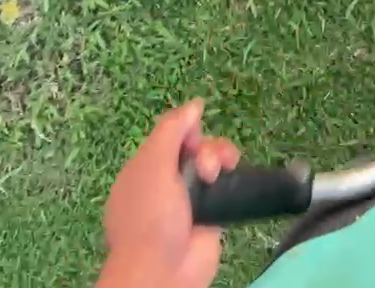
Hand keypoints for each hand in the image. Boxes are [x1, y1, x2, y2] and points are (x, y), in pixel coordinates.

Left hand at [97, 99, 240, 287]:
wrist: (163, 272)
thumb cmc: (151, 216)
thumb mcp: (153, 165)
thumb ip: (172, 129)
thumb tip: (196, 104)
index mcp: (142, 171)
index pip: (168, 137)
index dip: (184, 132)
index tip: (192, 139)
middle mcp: (164, 183)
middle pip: (193, 147)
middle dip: (204, 147)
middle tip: (205, 164)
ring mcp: (188, 199)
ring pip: (211, 161)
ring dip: (218, 156)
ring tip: (218, 172)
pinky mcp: (211, 212)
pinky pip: (224, 182)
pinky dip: (229, 174)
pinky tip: (231, 173)